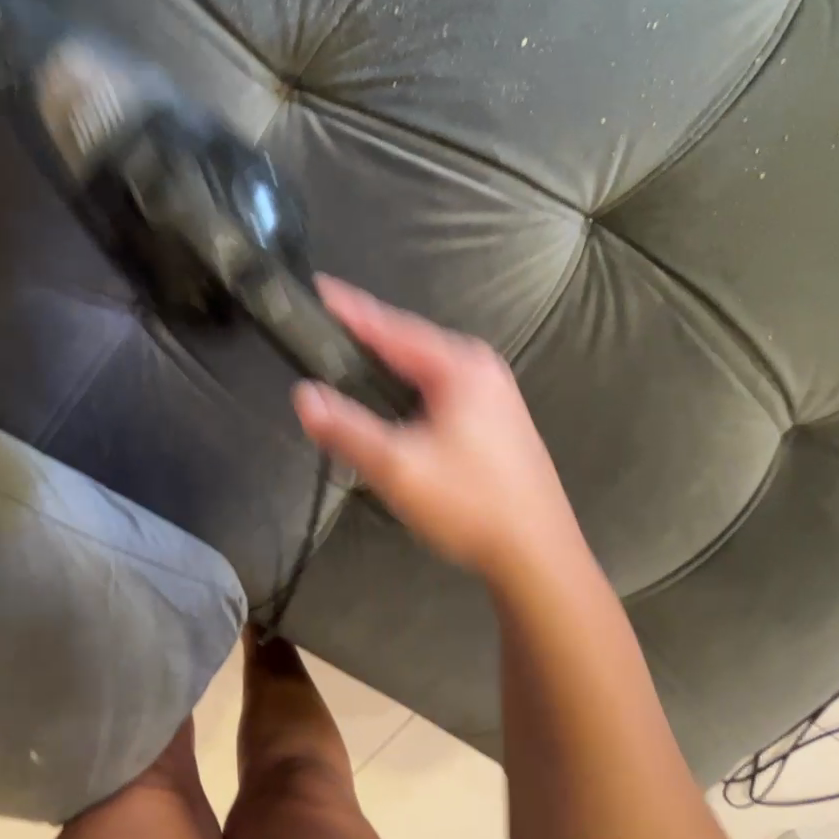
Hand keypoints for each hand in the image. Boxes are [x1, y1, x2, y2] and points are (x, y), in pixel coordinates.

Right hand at [292, 277, 582, 580]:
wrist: (536, 552)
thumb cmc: (468, 504)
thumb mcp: (398, 467)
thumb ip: (347, 430)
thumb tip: (303, 396)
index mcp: (459, 369)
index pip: (392, 328)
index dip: (351, 309)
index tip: (319, 286)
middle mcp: (479, 370)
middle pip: (408, 343)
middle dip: (366, 335)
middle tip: (323, 328)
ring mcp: (491, 393)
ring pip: (422, 367)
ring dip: (384, 363)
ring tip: (344, 358)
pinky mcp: (493, 418)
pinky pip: (435, 386)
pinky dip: (403, 384)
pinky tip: (385, 399)